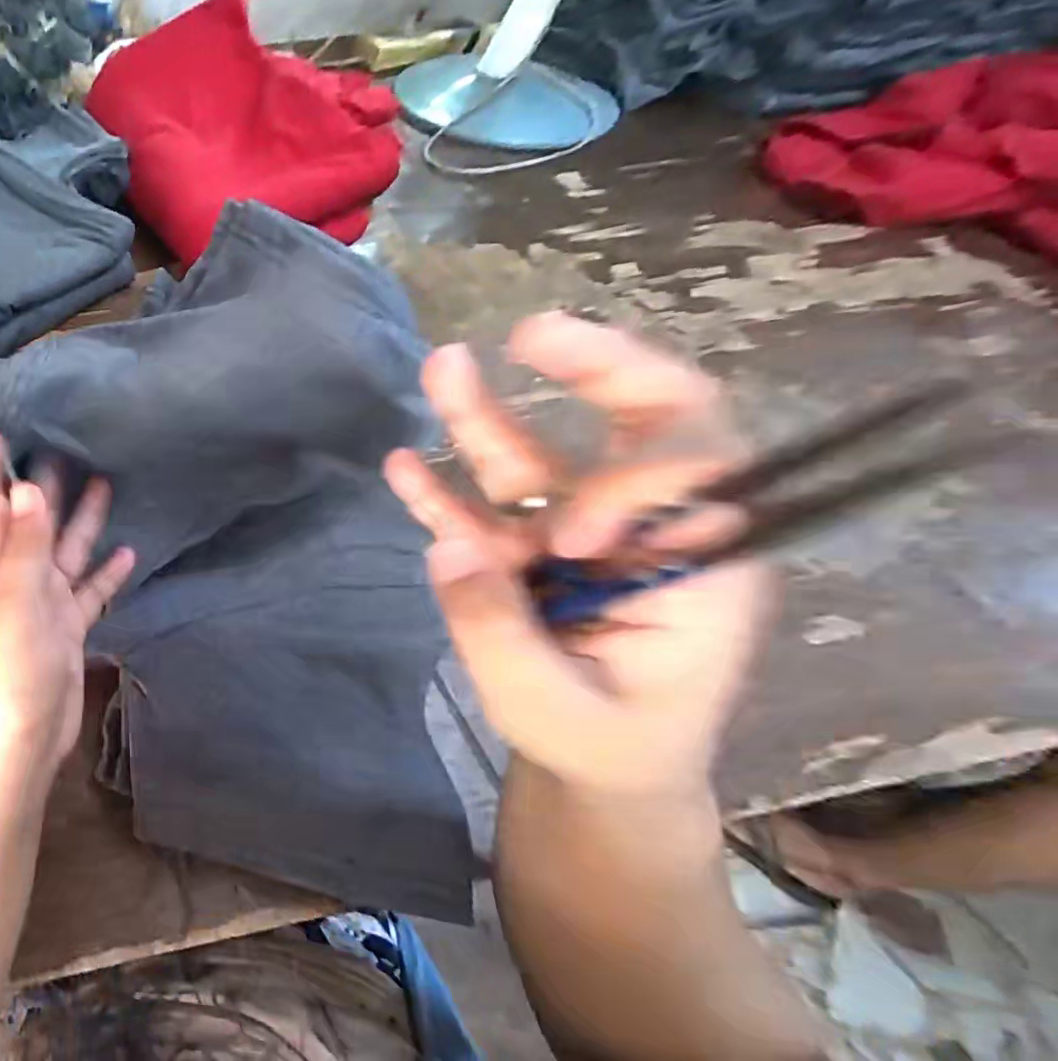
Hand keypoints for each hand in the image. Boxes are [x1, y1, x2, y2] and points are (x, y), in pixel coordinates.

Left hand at [0, 432, 134, 780]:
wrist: (21, 741)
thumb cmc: (9, 672)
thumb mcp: (15, 603)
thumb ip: (24, 547)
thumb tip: (24, 486)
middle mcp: (19, 581)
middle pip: (34, 523)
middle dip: (46, 485)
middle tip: (65, 444)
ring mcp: (46, 606)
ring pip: (67, 552)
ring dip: (82, 521)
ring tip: (105, 483)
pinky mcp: (69, 629)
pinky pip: (91, 592)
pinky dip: (106, 572)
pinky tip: (128, 552)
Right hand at [383, 313, 774, 795]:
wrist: (592, 765)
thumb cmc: (600, 743)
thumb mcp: (551, 704)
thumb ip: (499, 630)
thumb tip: (446, 546)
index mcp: (695, 567)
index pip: (694, 474)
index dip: (630, 481)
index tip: (569, 541)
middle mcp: (638, 533)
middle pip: (643, 427)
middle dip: (597, 371)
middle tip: (534, 333)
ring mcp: (569, 539)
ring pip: (536, 461)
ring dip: (484, 417)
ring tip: (441, 365)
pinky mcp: (518, 552)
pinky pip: (479, 512)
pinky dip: (442, 491)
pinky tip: (404, 465)